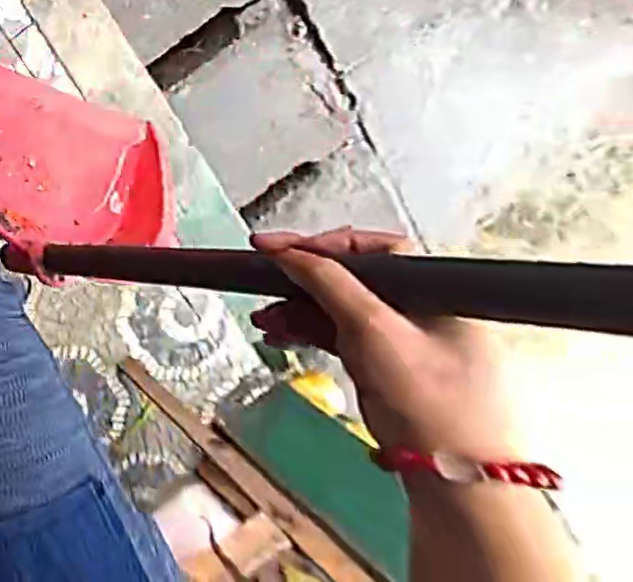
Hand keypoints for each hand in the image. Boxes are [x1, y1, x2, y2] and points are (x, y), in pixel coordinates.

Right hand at [251, 227, 520, 459]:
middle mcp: (422, 314)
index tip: (279, 248)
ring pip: (334, 307)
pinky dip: (302, 330)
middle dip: (298, 281)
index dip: (326, 243)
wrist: (450, 470)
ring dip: (292, 308)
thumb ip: (327, 281)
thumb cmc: (428, 396)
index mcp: (438, 297)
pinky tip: (277, 333)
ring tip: (264, 318)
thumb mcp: (371, 326)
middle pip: (348, 279)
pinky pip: (334, 332)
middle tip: (262, 277)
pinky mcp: (382, 363)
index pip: (378, 249)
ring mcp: (402, 340)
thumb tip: (285, 251)